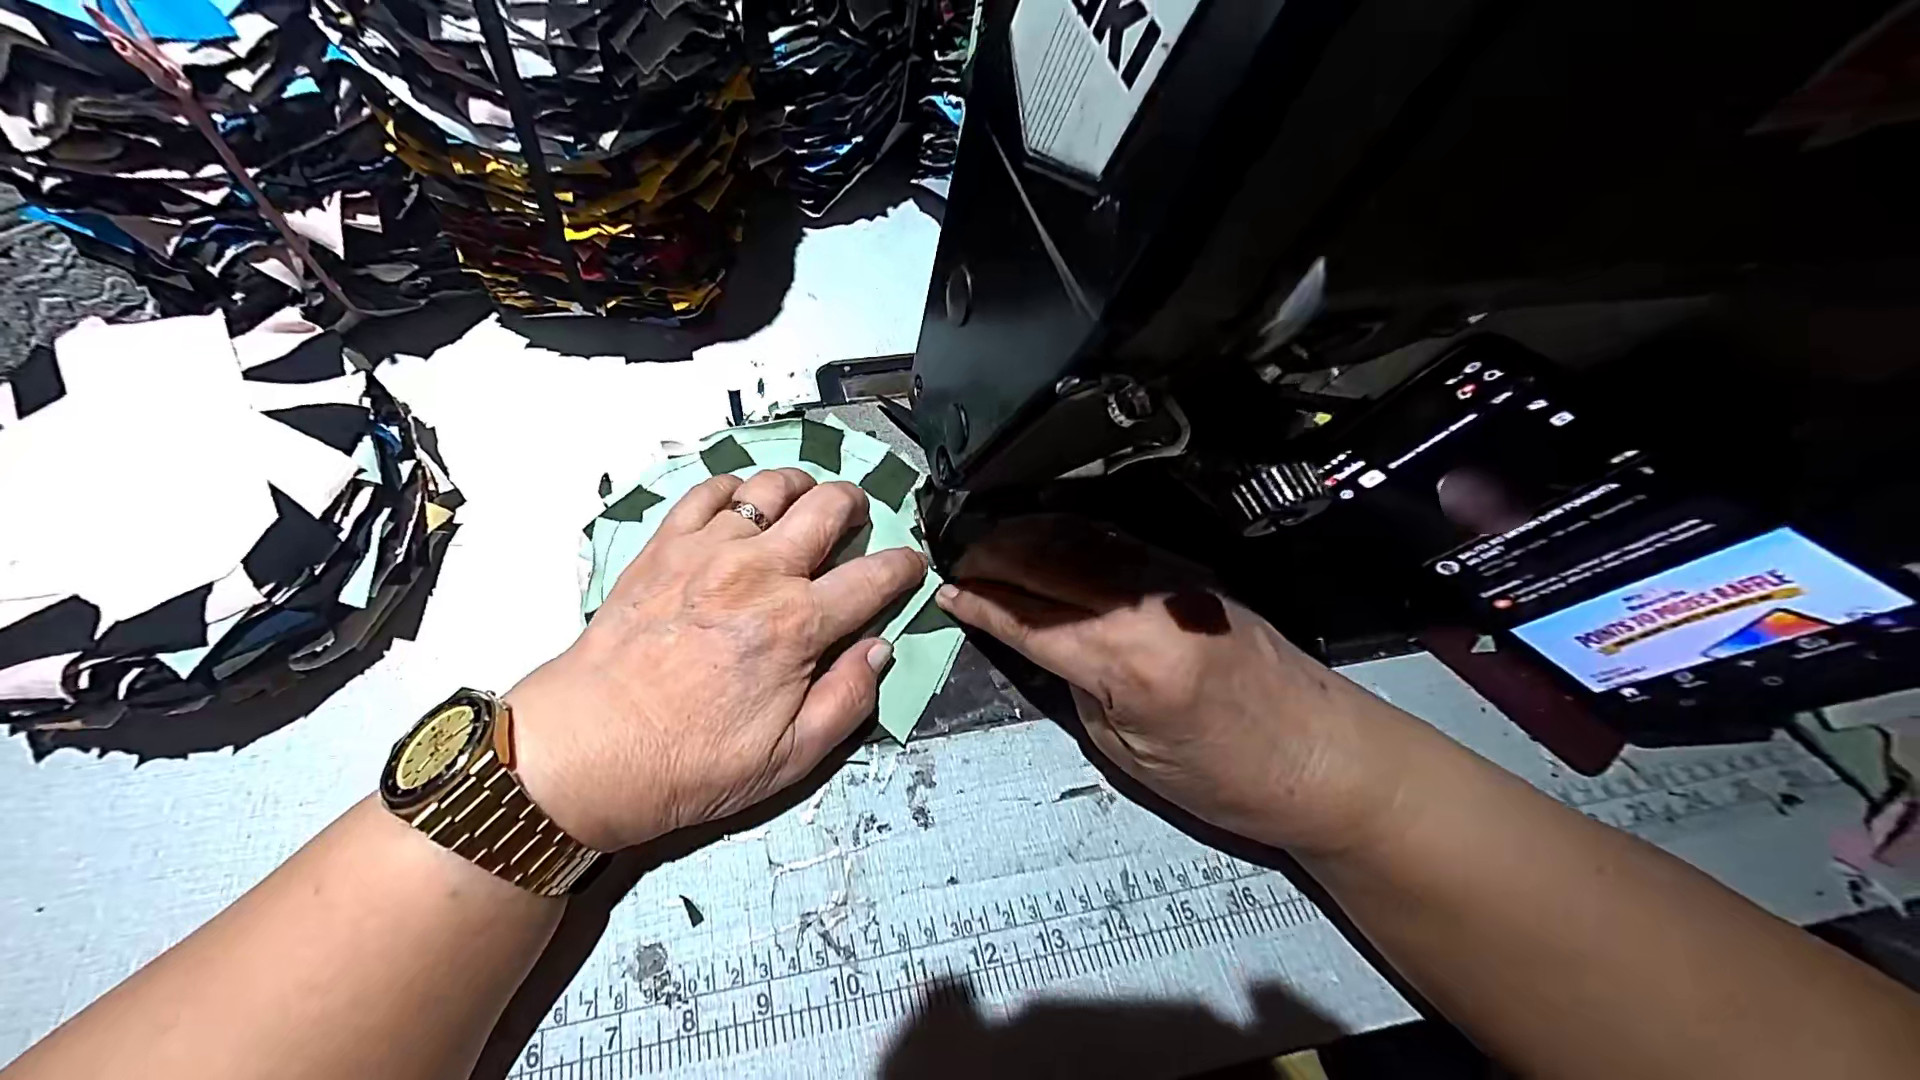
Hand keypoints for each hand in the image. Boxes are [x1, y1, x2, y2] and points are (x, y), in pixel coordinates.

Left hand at [506, 468, 925, 851]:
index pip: (875, 577)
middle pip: (829, 507)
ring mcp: (708, 551)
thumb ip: (848, 699)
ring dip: (802, 487)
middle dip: (856, 505)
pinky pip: (709, 492)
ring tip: (805, 504)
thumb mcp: (790, 757)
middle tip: (857, 520)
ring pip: (772, 486)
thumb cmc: (689, 762)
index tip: (912, 565)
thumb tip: (879, 648)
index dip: (905, 566)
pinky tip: (741, 509)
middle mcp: (760, 572)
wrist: (583, 752)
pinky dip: (736, 489)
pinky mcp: (664, 546)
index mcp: (798, 625)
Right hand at [935, 516, 1424, 855]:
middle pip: (1047, 559)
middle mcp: (1143, 603)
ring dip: (1023, 535)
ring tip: (987, 545)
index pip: (1029, 616)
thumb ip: (1075, 680)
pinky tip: (1043, 542)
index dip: (980, 602)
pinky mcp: (1187, 570)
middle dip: (992, 554)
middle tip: (956, 560)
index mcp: (1124, 660)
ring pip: (1076, 538)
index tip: (944, 590)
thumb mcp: (1124, 748)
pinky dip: (1063, 537)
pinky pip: (1109, 542)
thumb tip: (1039, 636)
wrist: (1323, 755)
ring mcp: (1169, 578)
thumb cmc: (1221, 777)